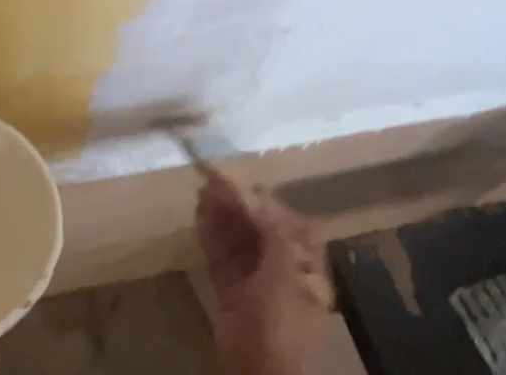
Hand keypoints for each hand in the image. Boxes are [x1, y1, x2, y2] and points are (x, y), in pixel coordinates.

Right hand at [195, 172, 336, 374]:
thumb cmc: (281, 325)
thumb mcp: (284, 275)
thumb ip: (275, 235)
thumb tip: (263, 200)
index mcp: (305, 270)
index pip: (293, 228)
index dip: (271, 204)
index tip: (247, 185)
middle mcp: (282, 273)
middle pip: (261, 231)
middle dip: (240, 206)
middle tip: (215, 181)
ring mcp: (255, 284)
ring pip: (238, 242)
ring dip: (222, 216)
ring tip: (203, 191)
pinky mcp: (231, 294)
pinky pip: (221, 259)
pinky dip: (211, 236)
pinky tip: (199, 215)